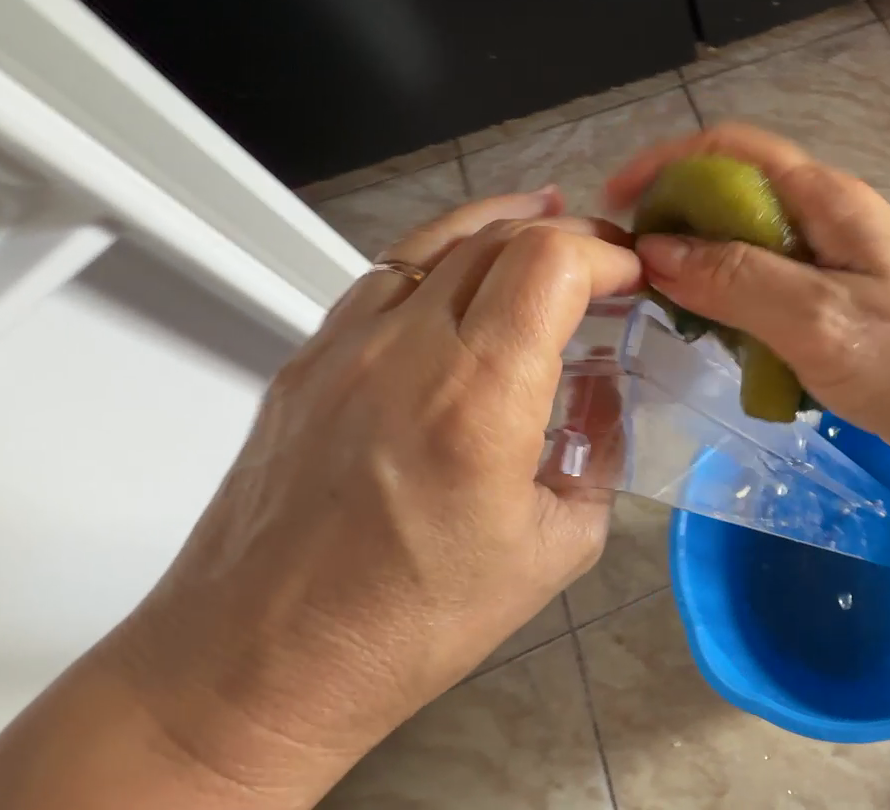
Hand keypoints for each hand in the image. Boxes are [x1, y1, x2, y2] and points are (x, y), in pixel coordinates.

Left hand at [108, 187, 640, 800]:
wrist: (253, 667)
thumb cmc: (415, 622)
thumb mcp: (557, 547)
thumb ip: (600, 450)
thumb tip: (604, 388)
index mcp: (479, 398)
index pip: (551, 261)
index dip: (607, 253)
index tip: (637, 278)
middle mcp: (407, 351)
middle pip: (501, 236)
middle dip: (573, 234)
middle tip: (610, 261)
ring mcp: (345, 347)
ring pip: (438, 239)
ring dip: (508, 225)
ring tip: (551, 222)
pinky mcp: (306, 360)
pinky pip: (387, 276)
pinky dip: (445, 255)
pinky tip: (468, 275)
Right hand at [605, 124, 889, 469]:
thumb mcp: (821, 320)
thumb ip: (737, 280)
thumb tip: (658, 249)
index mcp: (827, 201)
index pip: (731, 149)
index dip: (666, 162)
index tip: (614, 203)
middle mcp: (832, 221)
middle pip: (737, 199)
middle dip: (679, 226)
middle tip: (635, 278)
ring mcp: (843, 266)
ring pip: (755, 252)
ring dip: (710, 276)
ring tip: (672, 318)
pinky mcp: (850, 307)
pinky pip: (780, 295)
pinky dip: (745, 313)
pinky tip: (730, 350)